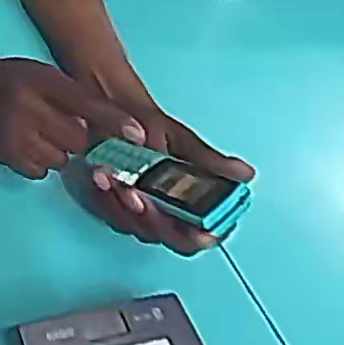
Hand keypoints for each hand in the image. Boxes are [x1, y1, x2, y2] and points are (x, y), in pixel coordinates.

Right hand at [0, 55, 145, 178]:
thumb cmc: (12, 77)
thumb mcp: (46, 75)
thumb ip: (79, 98)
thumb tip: (119, 130)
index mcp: (39, 83)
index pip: (86, 105)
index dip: (114, 122)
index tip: (138, 136)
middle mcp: (26, 109)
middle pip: (76, 140)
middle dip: (76, 137)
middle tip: (61, 124)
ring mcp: (12, 135)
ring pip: (59, 160)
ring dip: (58, 151)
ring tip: (41, 133)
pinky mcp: (3, 155)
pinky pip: (40, 171)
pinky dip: (40, 162)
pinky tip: (28, 143)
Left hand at [81, 108, 253, 255]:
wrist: (113, 108)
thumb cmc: (147, 127)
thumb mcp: (178, 139)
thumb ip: (207, 161)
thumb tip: (244, 173)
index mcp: (189, 205)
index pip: (199, 235)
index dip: (198, 235)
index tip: (195, 228)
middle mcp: (160, 214)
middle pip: (163, 235)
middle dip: (153, 218)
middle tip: (144, 198)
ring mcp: (130, 210)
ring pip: (129, 224)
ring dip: (122, 204)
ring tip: (117, 181)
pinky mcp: (103, 200)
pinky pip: (102, 207)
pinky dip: (100, 193)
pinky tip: (100, 175)